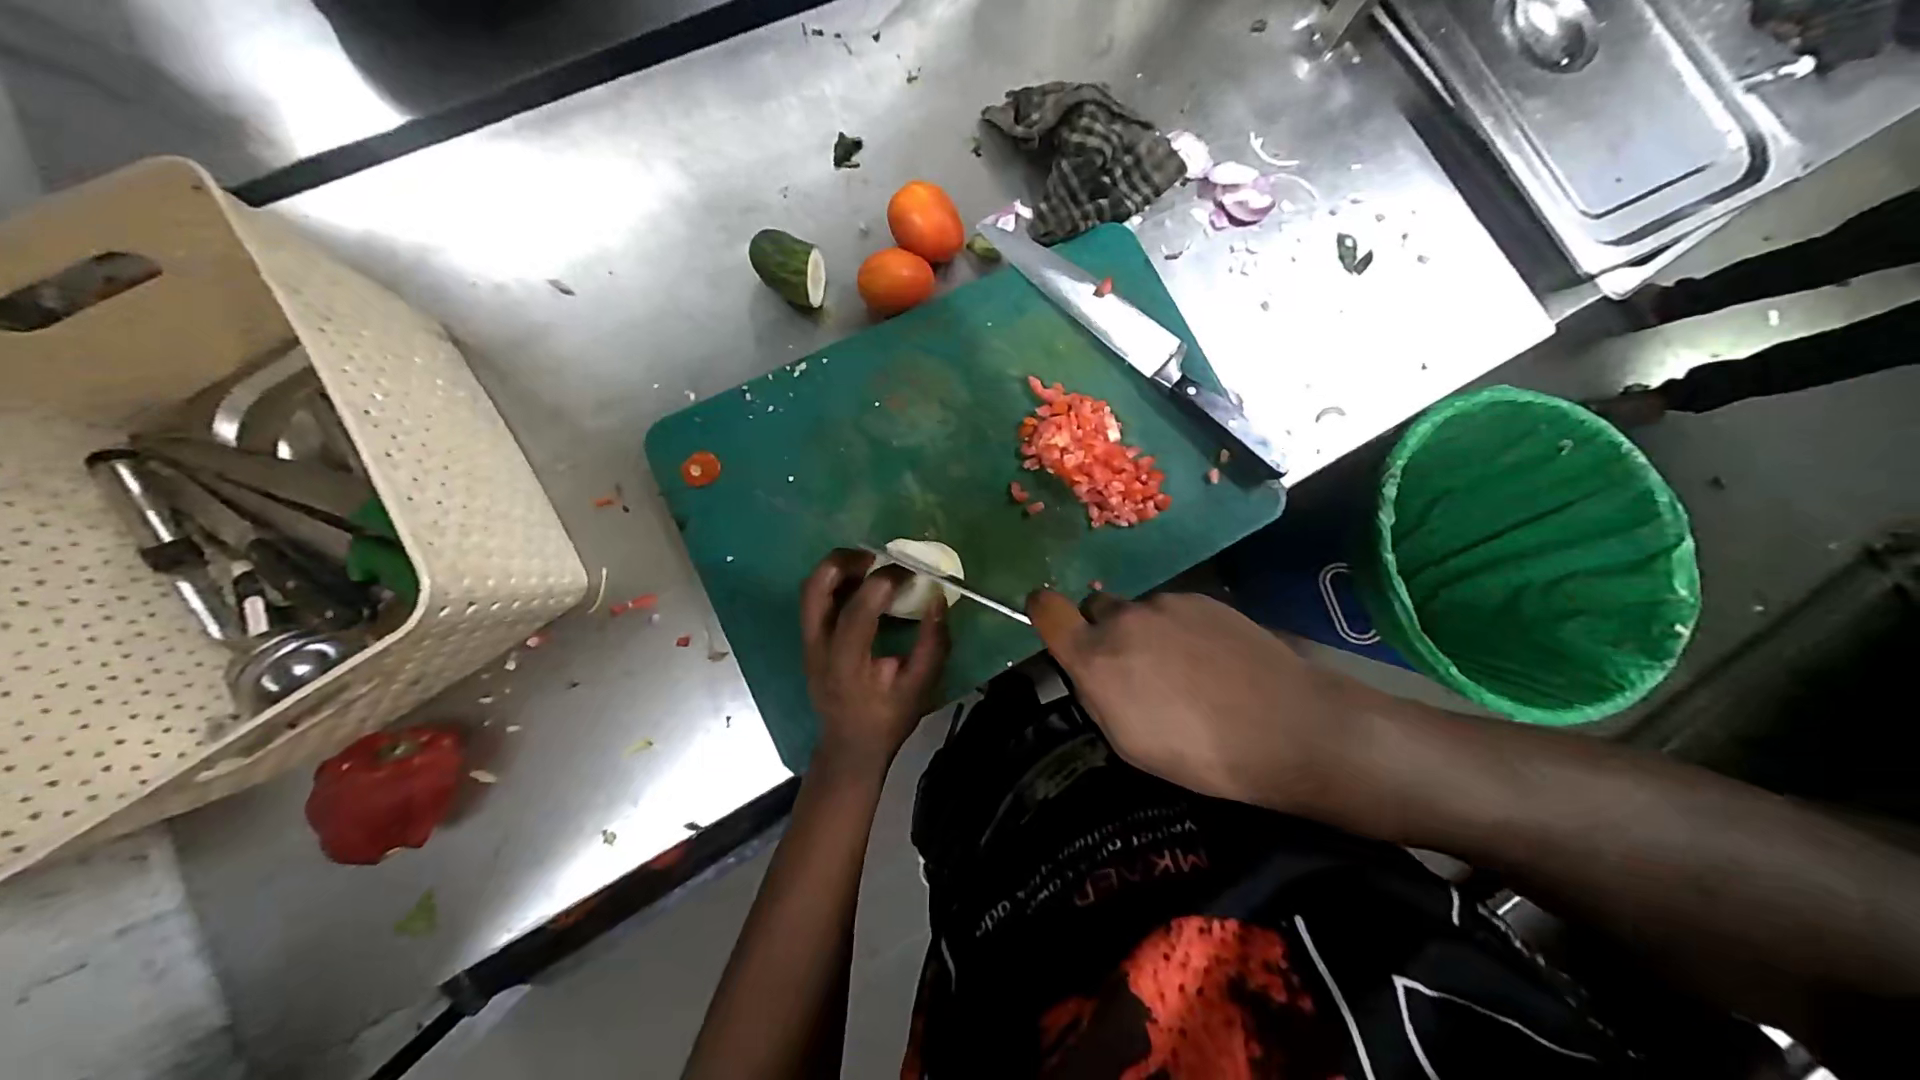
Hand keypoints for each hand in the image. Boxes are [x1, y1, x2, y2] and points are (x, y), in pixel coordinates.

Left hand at [800, 549, 949, 778]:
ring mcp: (808, 642)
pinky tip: (861, 583)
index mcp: (845, 662)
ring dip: (838, 568)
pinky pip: (815, 600)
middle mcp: (818, 646)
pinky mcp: (809, 640)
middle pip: (816, 588)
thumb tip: (937, 598)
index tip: (911, 572)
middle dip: (845, 562)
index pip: (857, 610)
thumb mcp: (921, 685)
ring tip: (870, 564)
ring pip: (811, 589)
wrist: (850, 746)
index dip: (884, 582)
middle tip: (877, 556)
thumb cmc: (888, 718)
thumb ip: (933, 642)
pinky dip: (836, 582)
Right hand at [1027, 589, 1383, 813]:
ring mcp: (1166, 604)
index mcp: (1095, 657)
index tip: (1053, 623)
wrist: (1287, 727)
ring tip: (1187, 672)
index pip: (1047, 611)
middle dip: (1104, 633)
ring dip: (1148, 633)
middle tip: (1135, 669)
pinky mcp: (1204, 599)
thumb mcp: (1127, 742)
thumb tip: (1092, 671)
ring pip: (1139, 612)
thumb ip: (1097, 694)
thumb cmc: (1198, 752)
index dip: (1044, 613)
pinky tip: (1214, 661)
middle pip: (1096, 611)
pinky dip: (1183, 630)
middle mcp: (1124, 619)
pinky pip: (1176, 611)